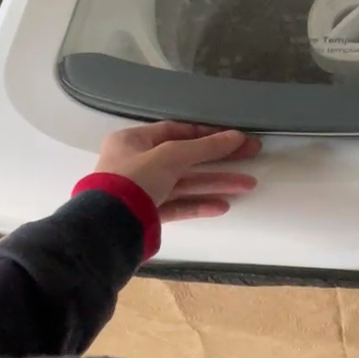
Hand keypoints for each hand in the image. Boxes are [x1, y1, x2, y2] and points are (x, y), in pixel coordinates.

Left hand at [94, 123, 261, 222]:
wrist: (107, 226)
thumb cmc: (135, 179)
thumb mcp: (171, 156)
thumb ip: (205, 146)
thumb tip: (237, 136)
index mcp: (133, 141)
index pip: (175, 131)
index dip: (206, 133)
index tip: (233, 137)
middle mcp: (136, 163)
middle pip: (185, 158)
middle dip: (219, 159)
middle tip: (251, 155)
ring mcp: (142, 191)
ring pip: (185, 183)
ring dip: (216, 183)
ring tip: (248, 185)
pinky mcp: (148, 214)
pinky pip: (178, 205)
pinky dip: (199, 205)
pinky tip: (223, 206)